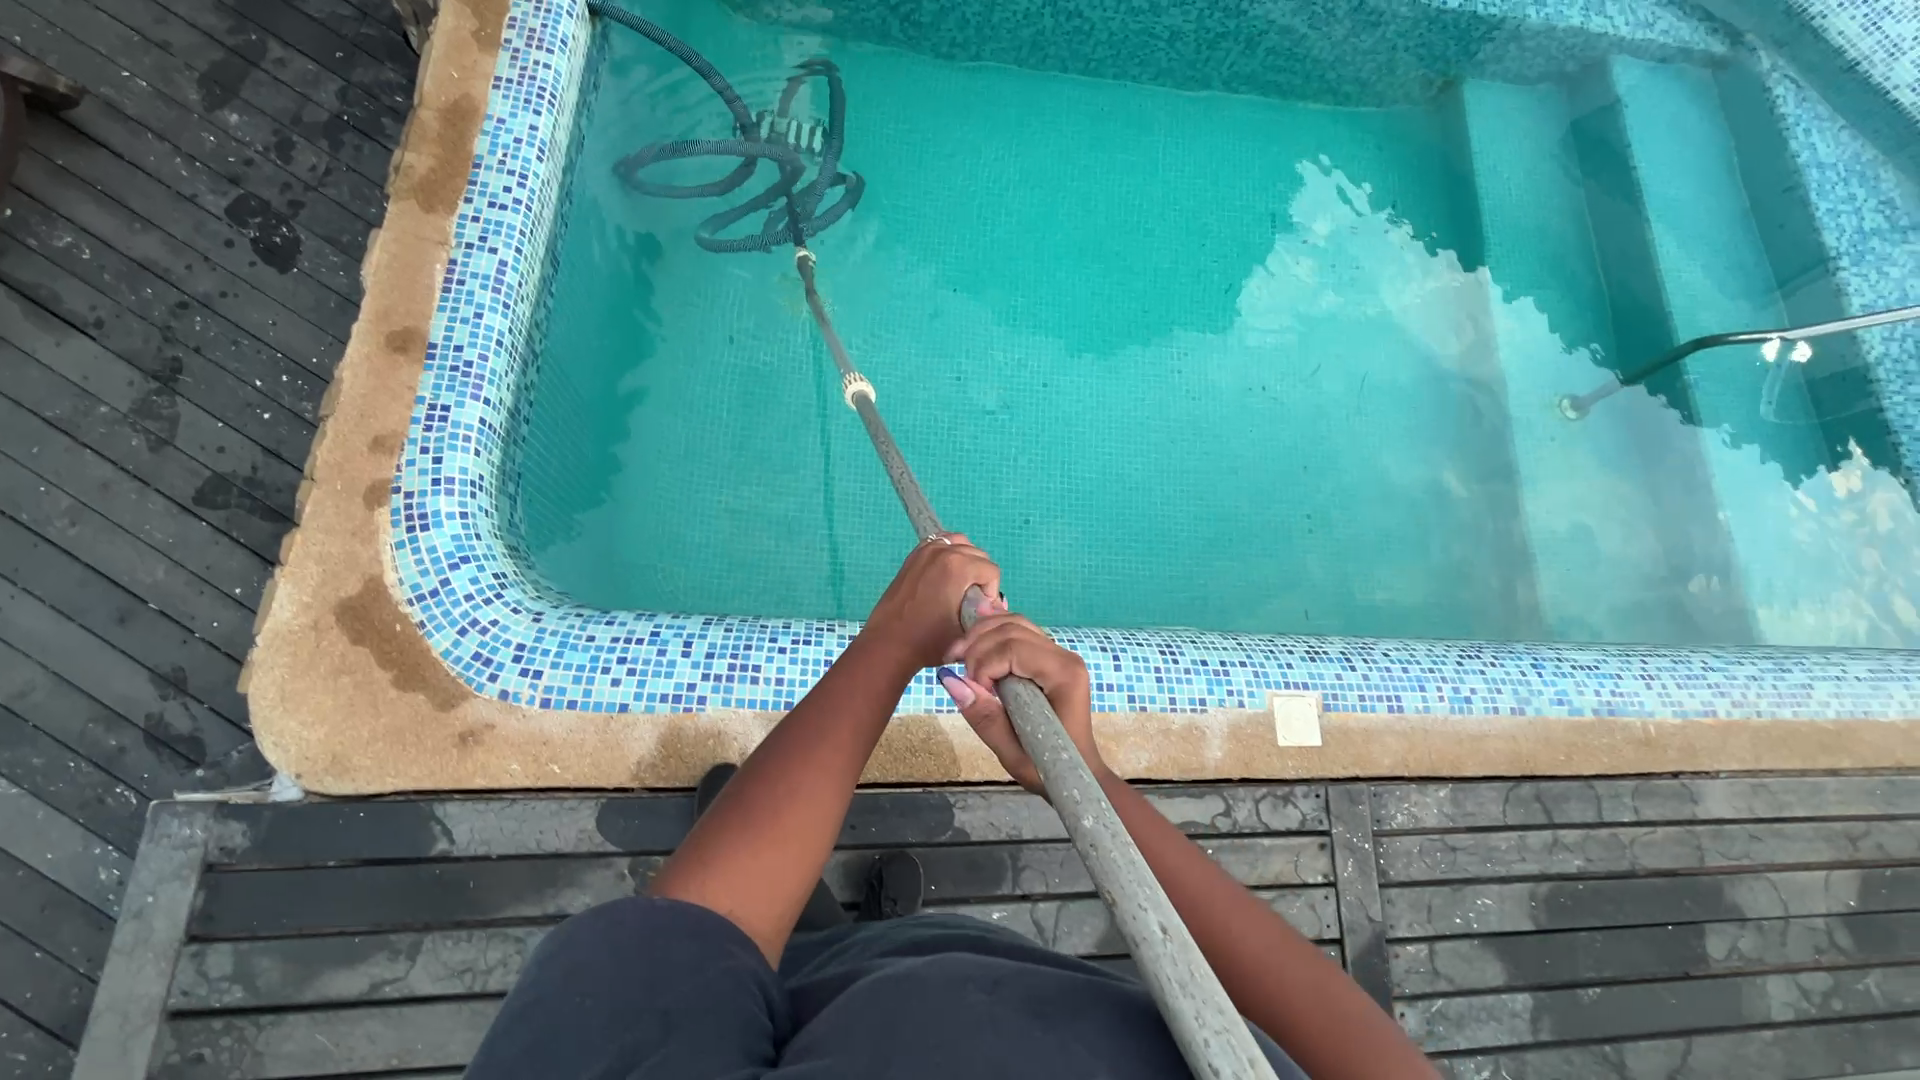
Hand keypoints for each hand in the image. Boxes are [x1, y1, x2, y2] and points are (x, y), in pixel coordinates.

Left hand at [860, 533, 1001, 672]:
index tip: (983, 610)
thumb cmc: (929, 640)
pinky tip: (946, 576)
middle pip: (978, 554)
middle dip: (981, 576)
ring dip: (967, 561)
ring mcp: (925, 551)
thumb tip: (994, 605)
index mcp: (958, 566)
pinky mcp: (913, 557)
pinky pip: (939, 544)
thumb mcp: (966, 629)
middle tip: (974, 600)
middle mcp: (942, 551)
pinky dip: (948, 554)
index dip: (992, 592)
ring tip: (962, 585)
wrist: (890, 643)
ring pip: (959, 544)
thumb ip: (985, 613)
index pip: (991, 570)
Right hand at [937, 614, 1100, 794]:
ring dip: (981, 635)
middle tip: (954, 668)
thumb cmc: (1051, 770)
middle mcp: (1065, 657)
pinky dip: (993, 632)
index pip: (1013, 649)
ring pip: (1014, 624)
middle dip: (977, 646)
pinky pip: (1019, 632)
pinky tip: (973, 634)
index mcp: (1063, 677)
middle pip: (1011, 630)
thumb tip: (951, 680)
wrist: (1079, 774)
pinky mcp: (1049, 658)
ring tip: (957, 654)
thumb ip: (984, 717)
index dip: (983, 664)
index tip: (974, 692)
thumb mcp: (1013, 755)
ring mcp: (1059, 655)